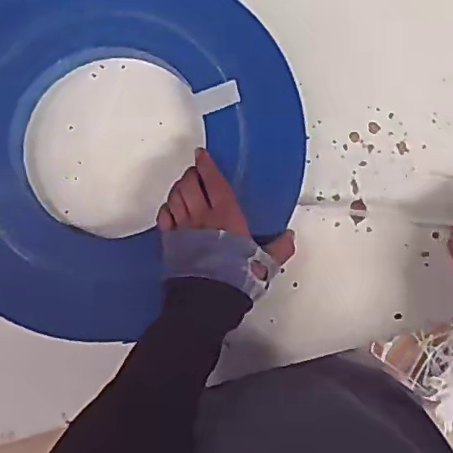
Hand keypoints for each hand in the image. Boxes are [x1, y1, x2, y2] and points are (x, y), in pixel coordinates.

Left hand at [156, 148, 295, 265]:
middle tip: (196, 173)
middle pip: (190, 185)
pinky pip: (164, 217)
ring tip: (184, 187)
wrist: (207, 297)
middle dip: (191, 175)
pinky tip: (170, 209)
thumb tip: (288, 238)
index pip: (213, 182)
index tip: (202, 155)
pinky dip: (166, 208)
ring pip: (175, 197)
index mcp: (226, 216)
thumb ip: (278, 249)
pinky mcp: (170, 242)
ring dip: (178, 188)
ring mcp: (183, 229)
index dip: (206, 166)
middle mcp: (201, 217)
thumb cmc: (235, 277)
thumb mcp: (264, 264)